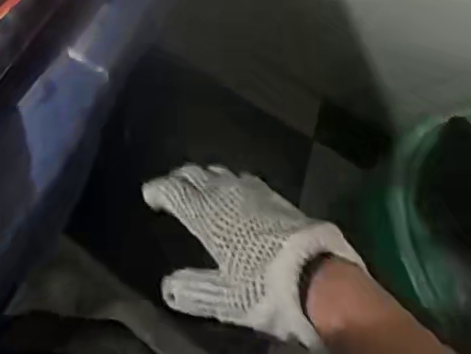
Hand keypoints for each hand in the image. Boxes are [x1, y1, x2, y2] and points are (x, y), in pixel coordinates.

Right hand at [141, 163, 363, 348]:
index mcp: (204, 213)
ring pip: (218, 172)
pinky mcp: (276, 196)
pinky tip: (240, 191)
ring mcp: (250, 191)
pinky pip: (244, 179)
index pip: (172, 191)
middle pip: (193, 174)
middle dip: (179, 177)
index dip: (158, 190)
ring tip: (203, 184)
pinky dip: (232, 182)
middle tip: (172, 185)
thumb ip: (195, 291)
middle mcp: (222, 194)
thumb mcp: (227, 297)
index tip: (149, 194)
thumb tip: (166, 289)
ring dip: (206, 176)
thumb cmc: (265, 287)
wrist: (321, 278)